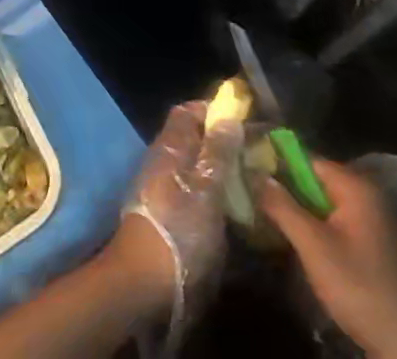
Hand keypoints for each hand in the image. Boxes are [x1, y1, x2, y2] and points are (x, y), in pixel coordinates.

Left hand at [122, 100, 244, 327]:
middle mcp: (164, 161)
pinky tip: (232, 206)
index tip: (242, 120)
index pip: (189, 112)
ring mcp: (163, 189)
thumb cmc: (179, 228)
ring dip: (220, 168)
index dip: (214, 110)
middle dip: (222, 141)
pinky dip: (213, 191)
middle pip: (194, 139)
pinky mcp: (167, 215)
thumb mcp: (207, 185)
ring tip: (249, 179)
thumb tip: (229, 116)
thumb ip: (218, 149)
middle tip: (253, 152)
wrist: (143, 285)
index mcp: (170, 147)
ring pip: (196, 165)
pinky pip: (194, 190)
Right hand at [258, 161, 396, 358]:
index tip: (256, 179)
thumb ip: (284, 208)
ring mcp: (380, 218)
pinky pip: (346, 221)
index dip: (282, 167)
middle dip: (293, 192)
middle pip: (323, 181)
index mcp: (357, 186)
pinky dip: (326, 226)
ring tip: (279, 226)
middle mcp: (371, 193)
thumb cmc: (357, 284)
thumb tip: (259, 175)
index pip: (312, 161)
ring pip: (333, 204)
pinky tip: (309, 244)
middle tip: (263, 207)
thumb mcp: (313, 246)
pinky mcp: (382, 241)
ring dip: (308, 212)